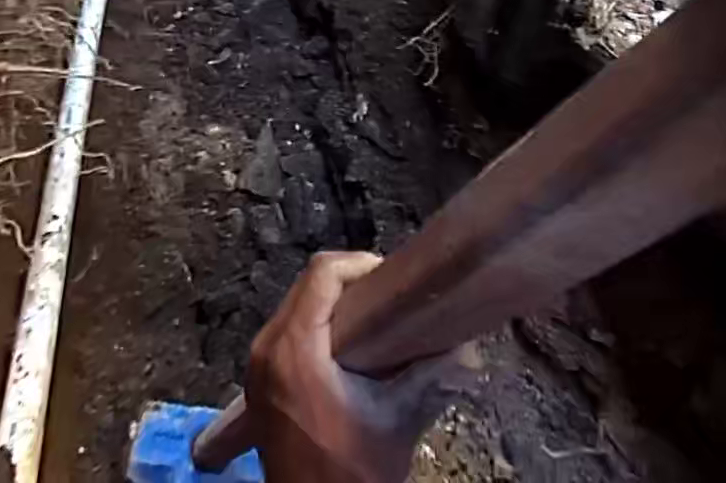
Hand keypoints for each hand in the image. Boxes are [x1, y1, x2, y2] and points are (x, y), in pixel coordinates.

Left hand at [246, 252, 473, 482]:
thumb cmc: (348, 475)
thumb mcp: (394, 423)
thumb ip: (429, 377)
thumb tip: (467, 346)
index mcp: (293, 350)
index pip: (322, 273)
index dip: (359, 264)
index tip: (389, 279)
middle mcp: (267, 347)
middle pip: (309, 281)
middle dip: (350, 279)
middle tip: (387, 294)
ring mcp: (258, 362)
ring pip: (298, 299)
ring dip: (334, 298)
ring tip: (373, 313)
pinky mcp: (260, 376)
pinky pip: (290, 323)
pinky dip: (318, 318)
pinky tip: (348, 338)